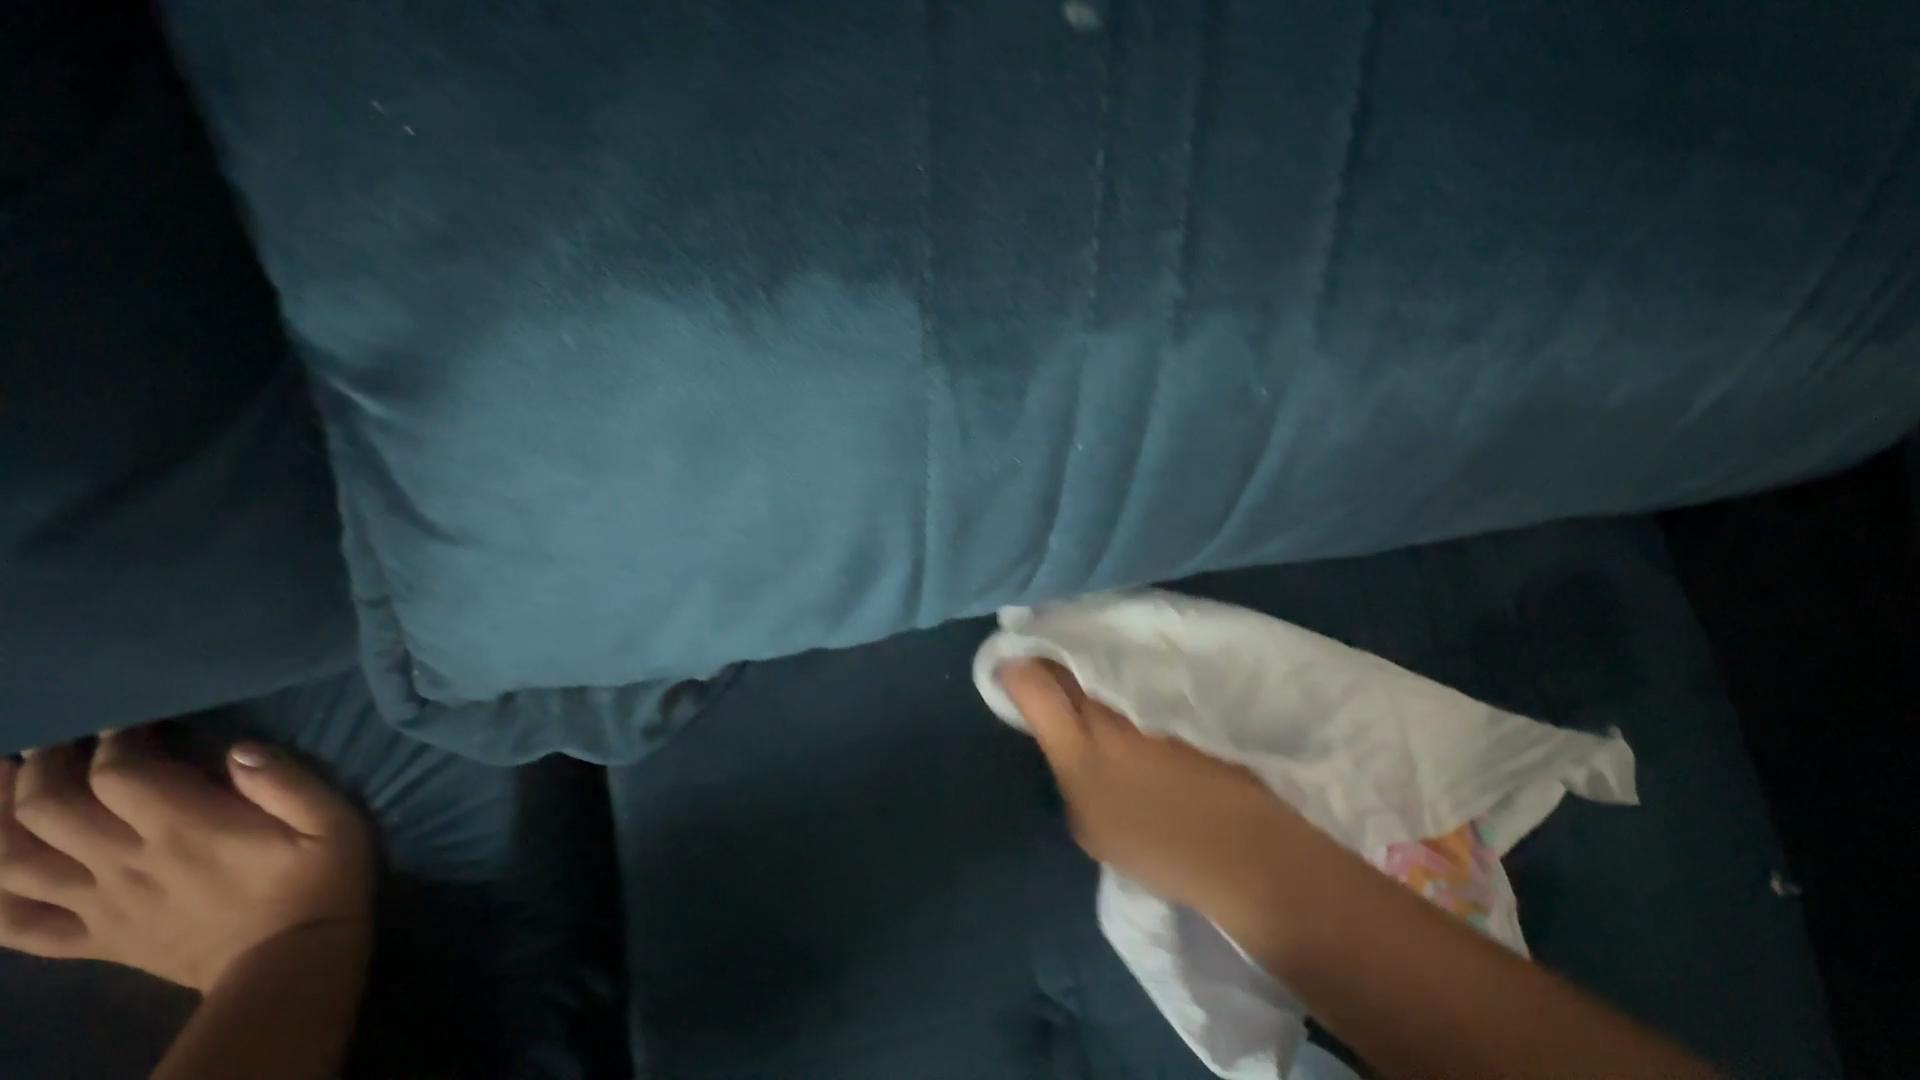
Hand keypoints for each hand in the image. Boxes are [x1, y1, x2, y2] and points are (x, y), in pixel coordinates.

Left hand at [0, 731, 374, 991]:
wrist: (294, 962)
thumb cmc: (320, 881)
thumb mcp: (332, 822)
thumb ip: (286, 781)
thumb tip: (241, 748)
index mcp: (184, 829)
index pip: (118, 772)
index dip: (115, 738)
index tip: (133, 719)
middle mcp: (125, 863)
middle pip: (48, 808)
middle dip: (44, 764)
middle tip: (64, 740)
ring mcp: (100, 906)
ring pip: (11, 862)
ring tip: (2, 783)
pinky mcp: (93, 940)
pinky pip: (14, 926)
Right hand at [1000, 659, 1308, 920]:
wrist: (1243, 848)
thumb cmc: (1159, 849)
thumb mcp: (1089, 826)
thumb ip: (1069, 776)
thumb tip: (1068, 746)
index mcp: (1077, 746)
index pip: (1031, 685)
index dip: (1013, 671)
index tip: (1011, 669)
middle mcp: (1109, 711)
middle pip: (1066, 660)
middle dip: (1050, 652)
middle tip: (1045, 653)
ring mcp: (1149, 696)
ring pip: (1106, 655)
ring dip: (1091, 653)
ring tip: (1085, 655)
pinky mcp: (1186, 692)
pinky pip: (1144, 664)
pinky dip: (1130, 663)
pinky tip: (1130, 666)